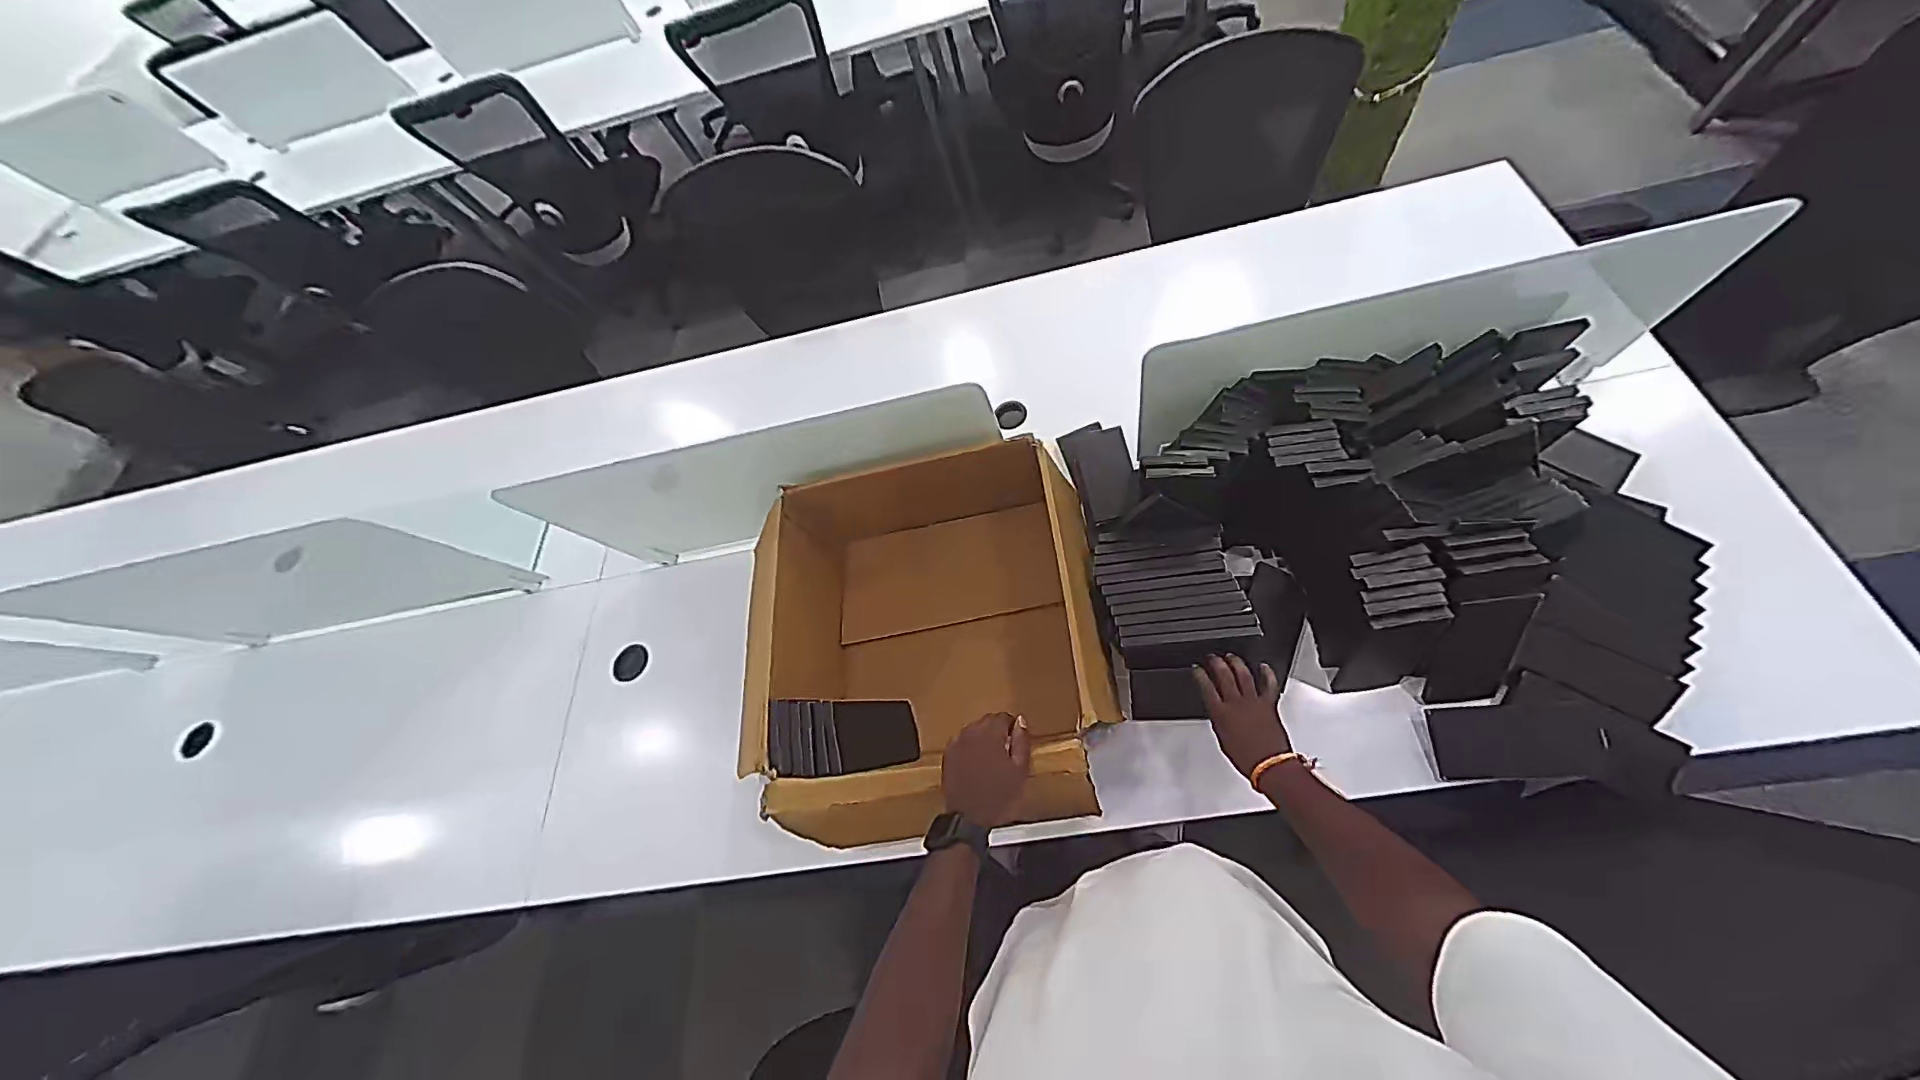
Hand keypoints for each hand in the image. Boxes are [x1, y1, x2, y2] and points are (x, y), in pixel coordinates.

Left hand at [942, 712, 1032, 827]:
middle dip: (998, 731)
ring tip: (992, 760)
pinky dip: (971, 747)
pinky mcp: (948, 754)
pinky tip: (977, 764)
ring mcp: (957, 742)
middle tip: (1006, 752)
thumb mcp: (1020, 770)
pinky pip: (963, 742)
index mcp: (990, 733)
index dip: (1013, 727)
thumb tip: (1020, 721)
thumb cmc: (998, 797)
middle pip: (987, 720)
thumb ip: (1021, 741)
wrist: (969, 819)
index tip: (1016, 741)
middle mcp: (971, 732)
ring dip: (983, 738)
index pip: (1003, 716)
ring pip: (974, 730)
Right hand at [1193, 654, 1288, 777]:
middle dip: (1216, 663)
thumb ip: (1220, 721)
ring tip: (1231, 657)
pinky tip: (1263, 666)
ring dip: (1236, 663)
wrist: (1270, 765)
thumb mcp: (1223, 738)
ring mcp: (1253, 702)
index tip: (1197, 668)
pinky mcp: (1269, 704)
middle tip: (1212, 657)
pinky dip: (1266, 673)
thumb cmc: (1246, 758)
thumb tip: (1219, 712)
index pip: (1206, 687)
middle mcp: (1236, 704)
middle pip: (1224, 675)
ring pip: (1243, 675)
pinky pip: (1268, 684)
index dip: (1200, 675)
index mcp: (1221, 713)